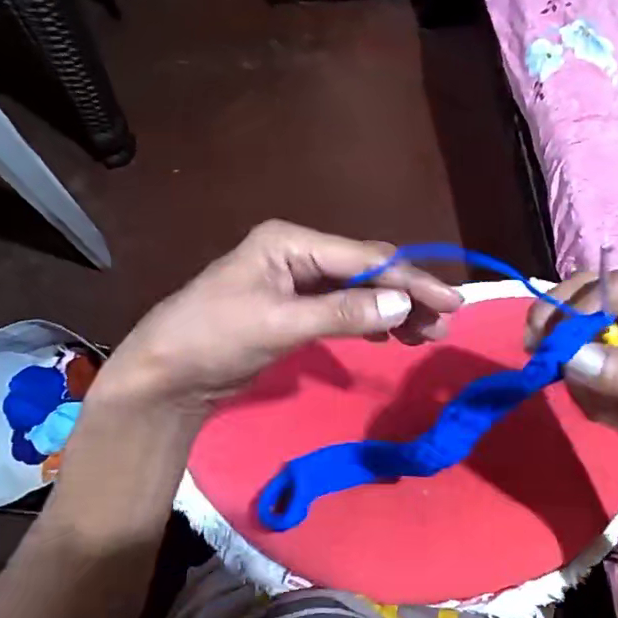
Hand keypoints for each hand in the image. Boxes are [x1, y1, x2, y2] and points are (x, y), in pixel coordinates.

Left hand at [101, 220, 463, 410]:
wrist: (166, 374)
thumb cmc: (214, 338)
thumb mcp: (280, 324)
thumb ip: (343, 313)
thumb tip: (404, 305)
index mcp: (291, 242)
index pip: (365, 258)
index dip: (411, 280)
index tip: (451, 303)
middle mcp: (298, 253)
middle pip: (367, 271)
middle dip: (407, 296)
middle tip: (445, 325)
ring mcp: (296, 281)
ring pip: (359, 291)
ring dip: (392, 311)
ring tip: (426, 336)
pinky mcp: (294, 309)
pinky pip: (343, 309)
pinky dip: (368, 322)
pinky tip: (389, 336)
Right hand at [524, 270, 617, 513]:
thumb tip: (572, 354)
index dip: (585, 305)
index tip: (555, 340)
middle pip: (592, 297)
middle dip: (562, 322)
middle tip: (536, 349)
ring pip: (577, 334)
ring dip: (574, 369)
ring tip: (605, 410)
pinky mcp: (613, 375)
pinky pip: (576, 368)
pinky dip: (581, 393)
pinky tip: (611, 418)